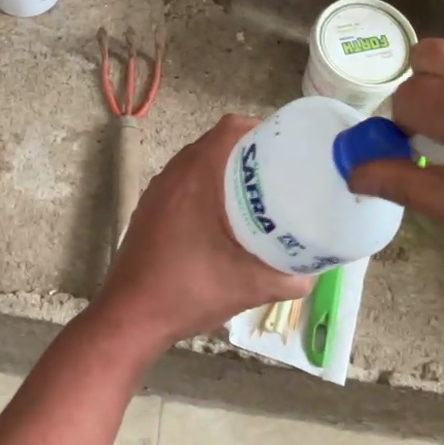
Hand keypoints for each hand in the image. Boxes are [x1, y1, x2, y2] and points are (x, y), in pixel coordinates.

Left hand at [96, 115, 312, 347]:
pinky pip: (184, 181)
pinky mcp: (150, 208)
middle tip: (280, 172)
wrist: (130, 316)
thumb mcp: (248, 287)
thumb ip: (289, 278)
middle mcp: (174, 174)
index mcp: (196, 176)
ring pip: (198, 162)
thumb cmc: (188, 292)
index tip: (287, 148)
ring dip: (226, 169)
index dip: (261, 129)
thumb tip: (313, 271)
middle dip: (249, 150)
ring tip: (258, 192)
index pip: (231, 128)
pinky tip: (224, 216)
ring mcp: (158, 191)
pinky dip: (207, 186)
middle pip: (216, 142)